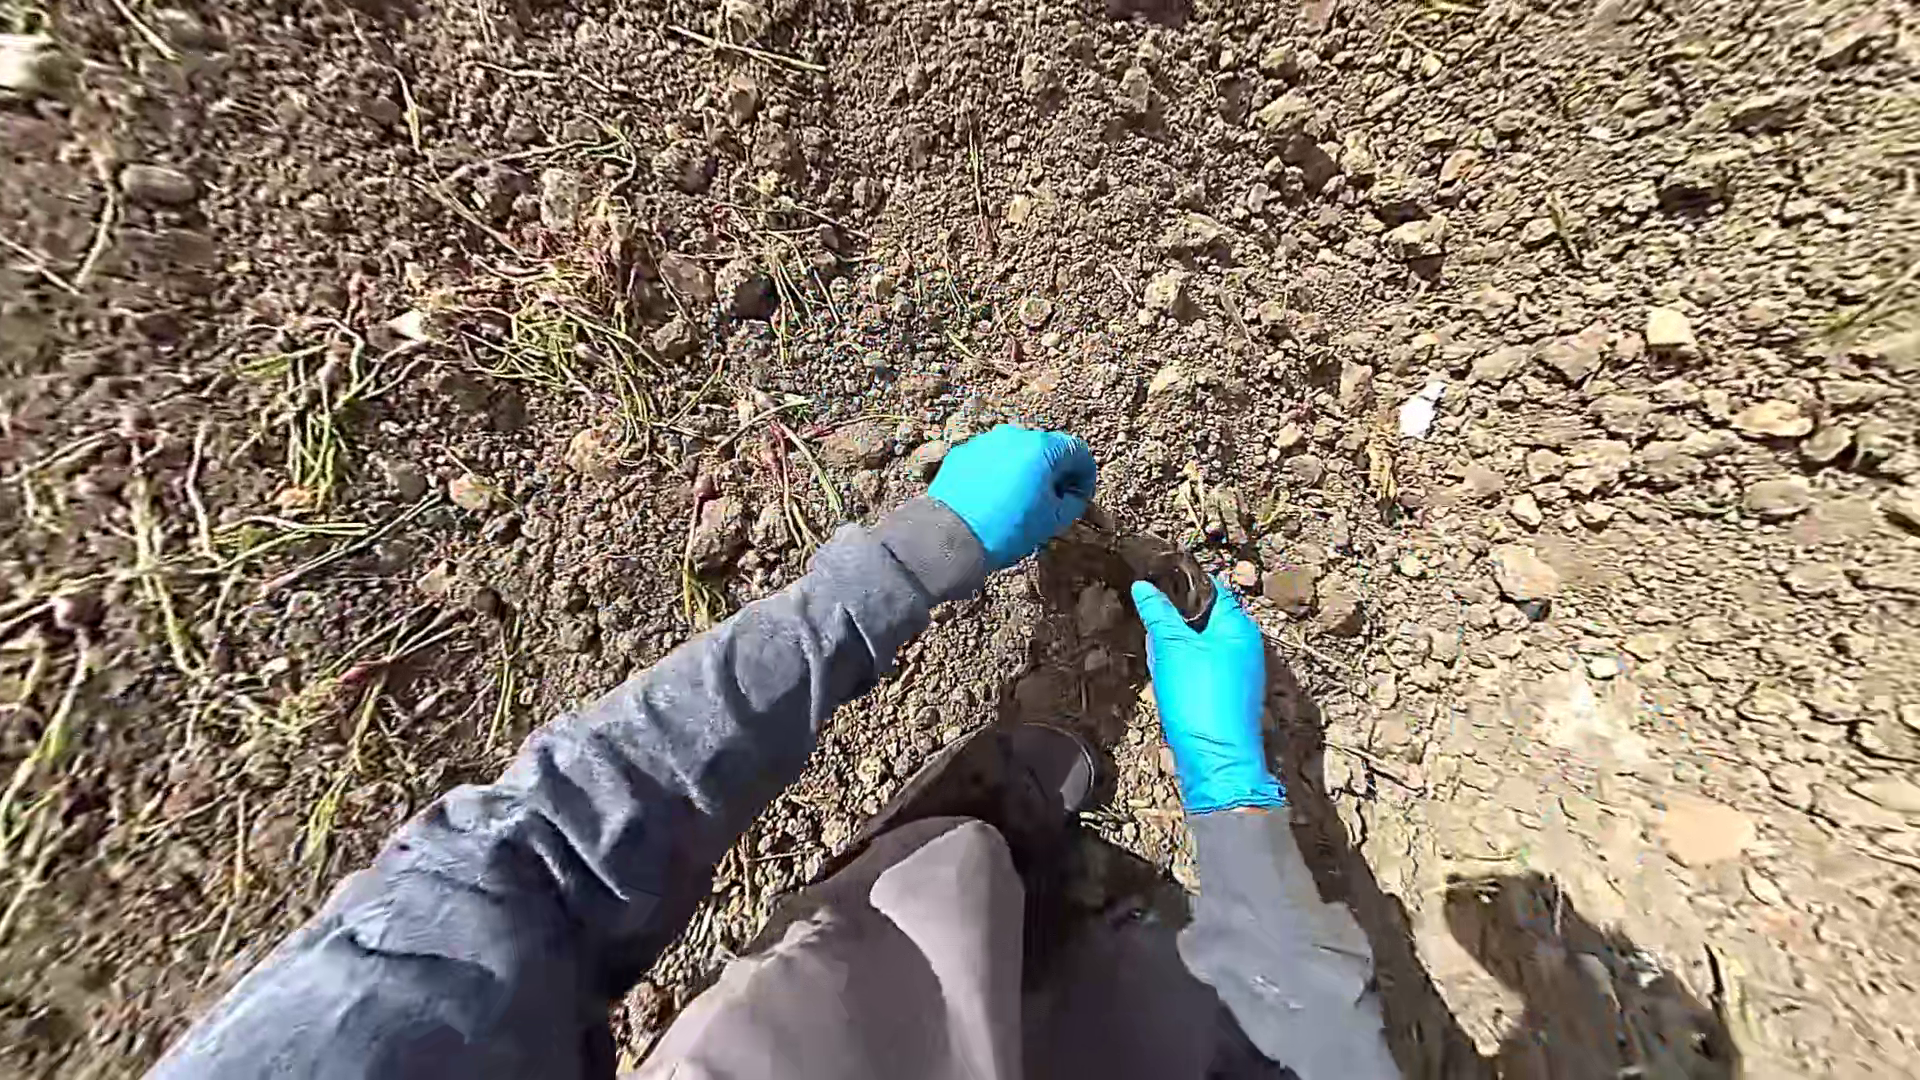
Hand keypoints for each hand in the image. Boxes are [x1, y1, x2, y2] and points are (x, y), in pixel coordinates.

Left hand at [929, 425, 1095, 568]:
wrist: (951, 537)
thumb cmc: (1007, 529)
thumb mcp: (1053, 521)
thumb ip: (1073, 501)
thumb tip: (1072, 494)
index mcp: (1041, 447)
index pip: (1077, 452)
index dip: (1084, 476)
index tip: (1078, 497)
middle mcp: (1013, 436)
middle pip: (1045, 449)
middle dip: (1052, 473)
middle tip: (1050, 502)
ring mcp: (984, 442)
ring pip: (1015, 453)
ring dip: (1023, 472)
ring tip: (1017, 503)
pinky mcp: (961, 454)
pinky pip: (989, 460)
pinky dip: (996, 474)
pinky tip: (991, 500)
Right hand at [1132, 578, 1284, 813]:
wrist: (1215, 759)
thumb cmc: (1198, 695)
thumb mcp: (1171, 646)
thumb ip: (1158, 613)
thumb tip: (1143, 586)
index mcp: (1237, 627)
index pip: (1213, 589)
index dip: (1185, 582)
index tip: (1155, 580)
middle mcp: (1243, 645)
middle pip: (1203, 617)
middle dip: (1174, 621)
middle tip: (1153, 630)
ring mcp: (1236, 671)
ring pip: (1197, 644)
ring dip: (1173, 648)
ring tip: (1159, 662)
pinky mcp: (1225, 692)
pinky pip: (1199, 667)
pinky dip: (1180, 668)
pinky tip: (1166, 681)